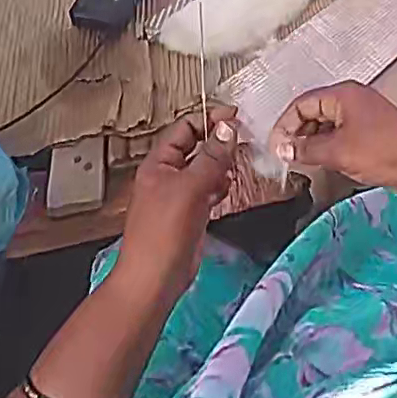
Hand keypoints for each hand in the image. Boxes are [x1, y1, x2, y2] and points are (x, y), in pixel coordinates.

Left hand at [112, 108, 238, 307]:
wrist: (154, 281)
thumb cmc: (162, 234)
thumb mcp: (190, 188)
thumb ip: (211, 157)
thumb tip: (228, 129)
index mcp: (159, 162)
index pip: (185, 127)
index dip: (208, 118)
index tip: (234, 116)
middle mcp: (167, 174)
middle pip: (196, 146)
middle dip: (218, 141)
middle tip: (243, 138)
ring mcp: (179, 194)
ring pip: (205, 167)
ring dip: (221, 163)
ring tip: (237, 162)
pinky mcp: (190, 212)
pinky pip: (208, 188)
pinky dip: (220, 185)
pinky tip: (227, 187)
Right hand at [271, 82, 396, 194]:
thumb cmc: (384, 152)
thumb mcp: (337, 152)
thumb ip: (306, 149)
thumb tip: (284, 149)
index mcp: (343, 94)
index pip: (302, 103)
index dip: (286, 124)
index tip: (277, 146)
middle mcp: (352, 97)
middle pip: (314, 110)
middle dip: (298, 132)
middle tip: (288, 153)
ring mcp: (364, 112)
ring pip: (327, 122)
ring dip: (313, 139)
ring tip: (304, 159)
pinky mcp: (372, 128)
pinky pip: (341, 130)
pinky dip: (329, 143)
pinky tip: (325, 159)